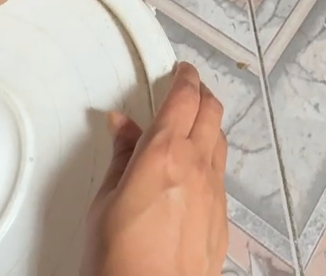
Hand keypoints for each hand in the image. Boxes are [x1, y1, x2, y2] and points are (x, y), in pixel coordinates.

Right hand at [83, 62, 227, 275]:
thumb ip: (120, 158)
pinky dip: (209, 160)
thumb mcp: (104, 205)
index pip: (184, 96)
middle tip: (187, 91)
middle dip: (200, 94)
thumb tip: (122, 127)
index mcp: (164, 153)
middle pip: (211, 110)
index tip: (181, 70)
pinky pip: (220, 174)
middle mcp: (196, 166)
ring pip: (219, 140)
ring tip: (190, 127)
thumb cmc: (119, 265)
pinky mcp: (221, 218)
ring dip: (208, 125)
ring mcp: (213, 192)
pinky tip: (192, 173)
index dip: (185, 76)